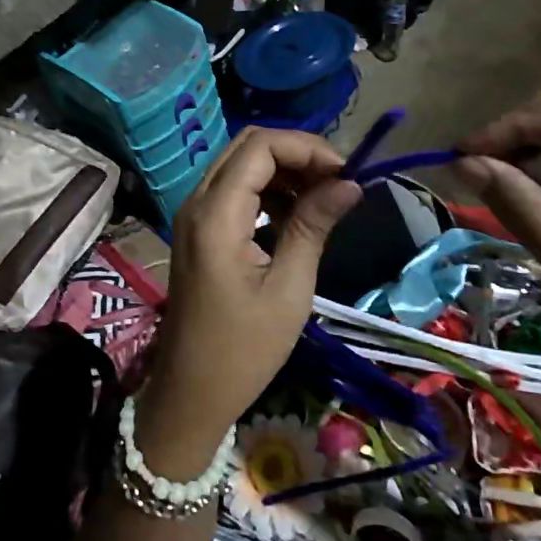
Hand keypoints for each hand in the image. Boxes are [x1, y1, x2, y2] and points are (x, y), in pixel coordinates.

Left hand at [140, 130, 361, 476]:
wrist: (191, 394)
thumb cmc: (243, 350)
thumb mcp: (289, 289)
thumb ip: (312, 226)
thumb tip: (350, 184)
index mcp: (216, 215)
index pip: (261, 146)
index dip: (307, 147)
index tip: (345, 173)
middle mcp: (197, 203)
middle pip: (248, 147)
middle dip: (296, 154)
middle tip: (337, 181)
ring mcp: (193, 217)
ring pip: (240, 166)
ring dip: (283, 171)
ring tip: (323, 197)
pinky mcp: (198, 232)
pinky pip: (233, 191)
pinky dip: (266, 191)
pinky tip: (294, 215)